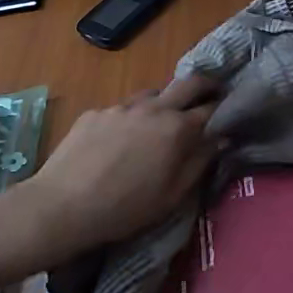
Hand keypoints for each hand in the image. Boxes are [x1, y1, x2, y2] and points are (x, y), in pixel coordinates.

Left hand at [17, 75, 221, 256]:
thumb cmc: (126, 208)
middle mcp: (153, 108)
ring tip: (160, 123)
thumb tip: (220, 139)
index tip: (229, 111)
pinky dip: (131, 119)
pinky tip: (119, 142)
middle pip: (187, 83)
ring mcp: (121, 106)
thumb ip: (199, 163)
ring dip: (164, 102)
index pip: (211, 108)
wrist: (63, 204)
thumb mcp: (172, 196)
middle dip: (204, 85)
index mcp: (176, 129)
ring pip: (153, 93)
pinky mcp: (96, 112)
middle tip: (209, 95)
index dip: (223, 108)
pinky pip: (122, 109)